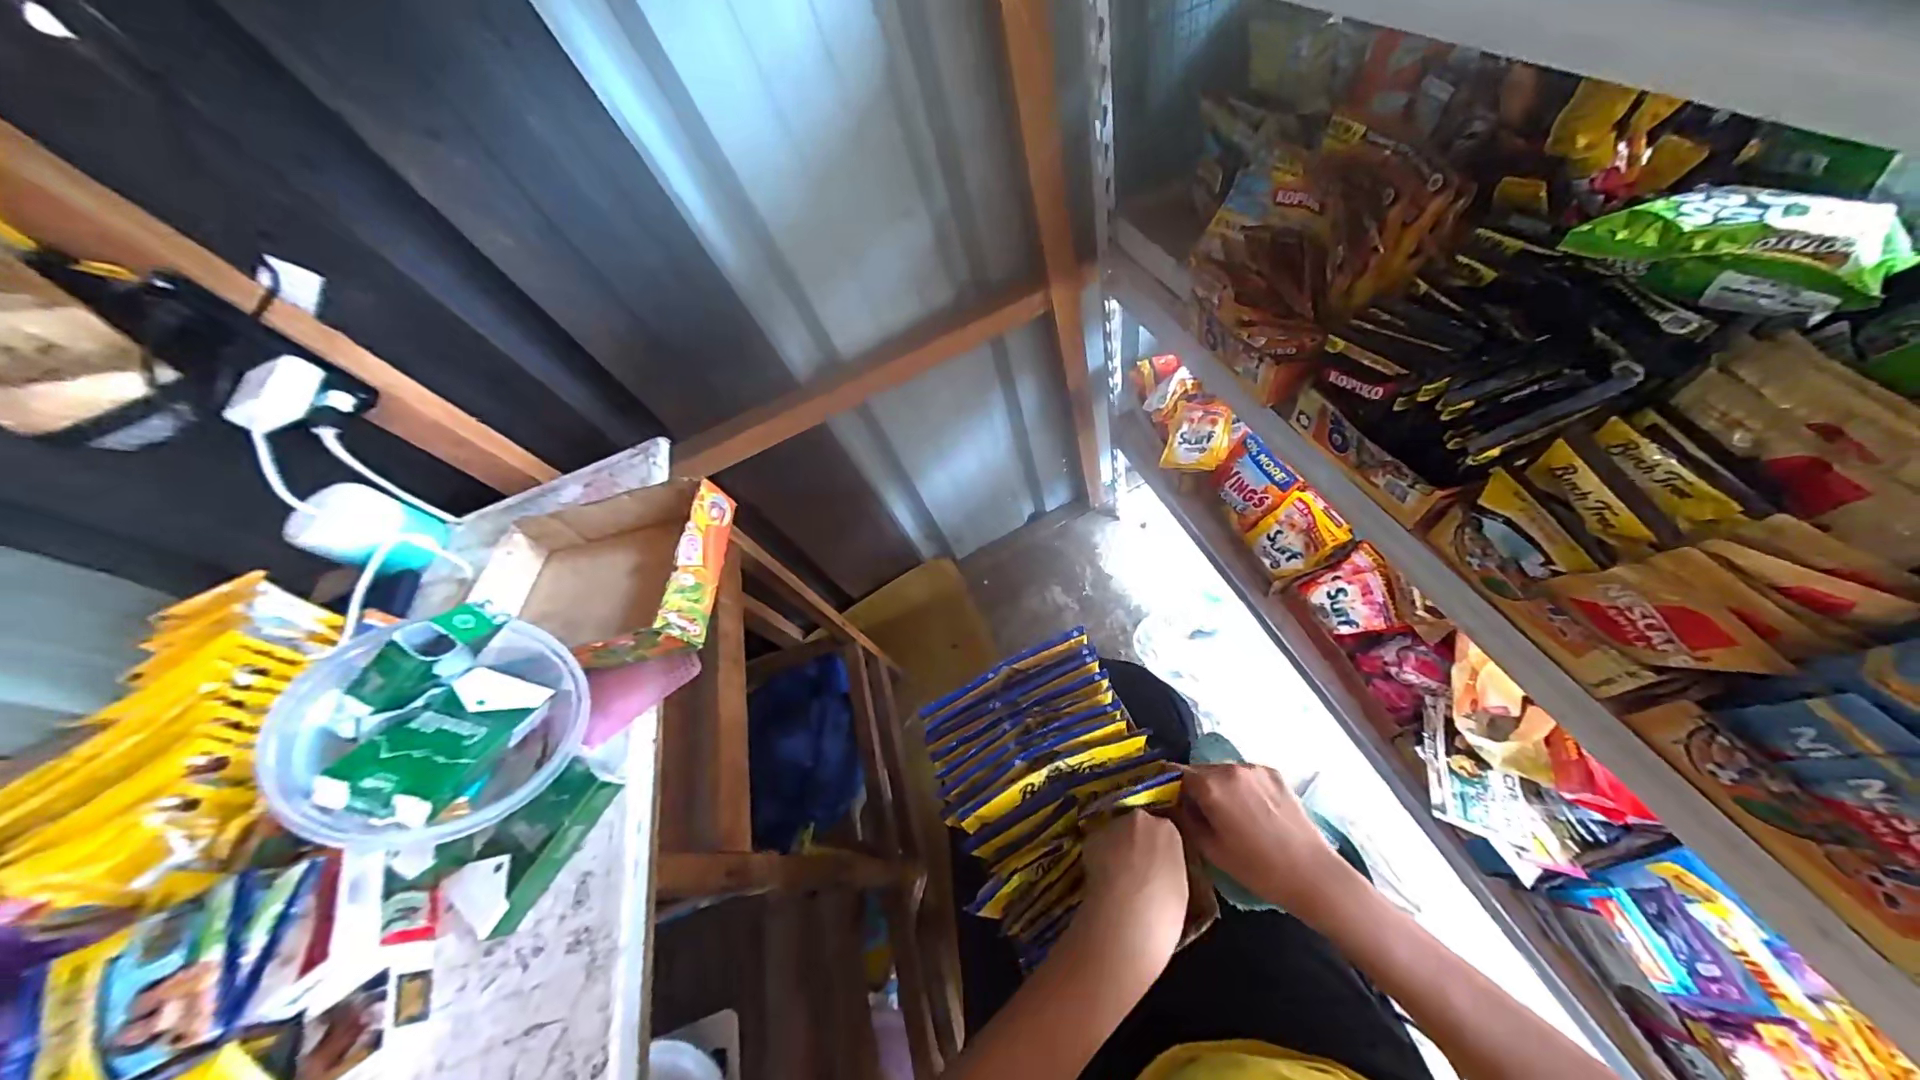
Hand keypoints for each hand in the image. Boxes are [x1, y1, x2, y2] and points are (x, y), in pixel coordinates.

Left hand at [1066, 810, 1188, 978]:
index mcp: (1168, 829)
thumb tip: (1156, 869)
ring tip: (1115, 877)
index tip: (1155, 867)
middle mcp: (1140, 819)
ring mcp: (1112, 826)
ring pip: (1115, 833)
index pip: (1163, 832)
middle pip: (1137, 826)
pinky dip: (1098, 857)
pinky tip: (1100, 880)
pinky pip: (1097, 845)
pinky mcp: (1090, 839)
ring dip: (1115, 847)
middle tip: (1134, 869)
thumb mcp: (1178, 886)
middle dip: (1135, 842)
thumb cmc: (1164, 910)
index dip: (1157, 850)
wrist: (1126, 918)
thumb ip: (1167, 866)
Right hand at [1171, 763, 1363, 919]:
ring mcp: (1255, 768)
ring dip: (1217, 787)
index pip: (1173, 771)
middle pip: (1198, 770)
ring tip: (1228, 816)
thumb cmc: (1257, 868)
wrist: (1314, 875)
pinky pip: (1244, 775)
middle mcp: (1230, 768)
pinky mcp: (1274, 774)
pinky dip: (1240, 787)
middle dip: (1192, 787)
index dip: (1164, 784)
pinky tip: (1251, 812)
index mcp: (1210, 786)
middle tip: (1197, 814)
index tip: (1163, 799)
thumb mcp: (1210, 849)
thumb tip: (1168, 803)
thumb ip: (1183, 818)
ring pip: (1222, 772)